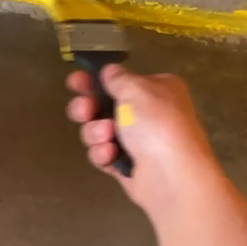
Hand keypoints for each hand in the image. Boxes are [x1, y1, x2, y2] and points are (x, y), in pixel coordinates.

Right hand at [66, 65, 223, 214]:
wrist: (172, 175)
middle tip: (85, 111)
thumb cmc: (157, 124)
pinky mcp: (125, 164)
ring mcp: (135, 141)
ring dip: (95, 133)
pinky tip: (110, 156)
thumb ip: (118, 78)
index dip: (94, 81)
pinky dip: (103, 154)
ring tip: (107, 138)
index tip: (75, 82)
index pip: (119, 81)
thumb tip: (110, 70)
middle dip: (88, 109)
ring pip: (98, 131)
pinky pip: (102, 154)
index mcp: (155, 90)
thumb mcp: (137, 90)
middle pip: (102, 106)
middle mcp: (146, 113)